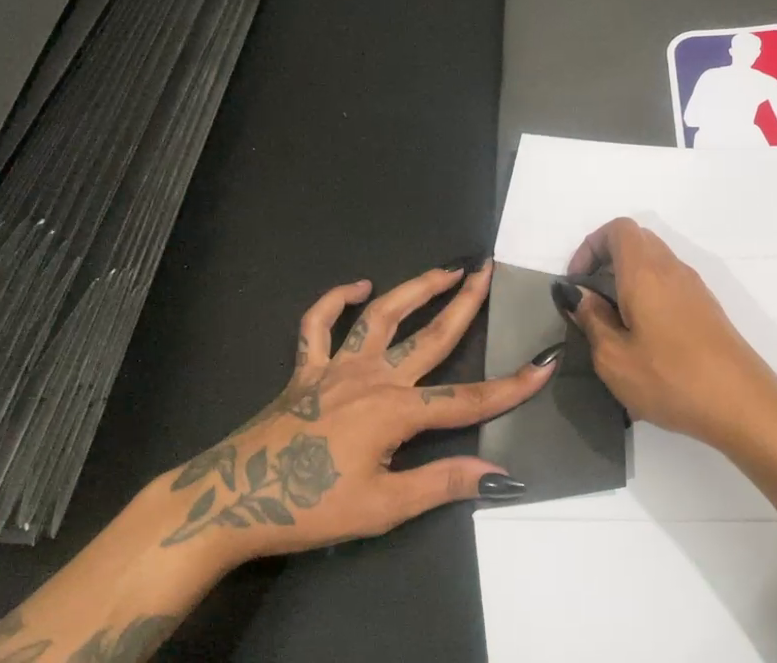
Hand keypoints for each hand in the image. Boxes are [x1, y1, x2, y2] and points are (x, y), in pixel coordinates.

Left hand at [155, 260, 556, 560]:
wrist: (231, 498)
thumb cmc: (309, 506)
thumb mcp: (383, 507)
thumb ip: (442, 483)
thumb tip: (501, 474)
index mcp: (396, 411)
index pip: (467, 399)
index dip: (511, 386)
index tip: (545, 365)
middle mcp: (372, 377)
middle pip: (430, 334)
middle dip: (465, 302)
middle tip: (488, 270)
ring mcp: (336, 368)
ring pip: (382, 315)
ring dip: (415, 287)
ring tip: (445, 268)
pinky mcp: (305, 370)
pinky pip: (317, 325)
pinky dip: (335, 300)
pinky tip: (357, 286)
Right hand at [559, 217, 776, 451]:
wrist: (741, 403)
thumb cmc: (671, 378)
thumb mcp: (614, 358)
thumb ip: (592, 320)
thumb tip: (579, 295)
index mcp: (645, 271)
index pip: (618, 229)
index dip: (590, 246)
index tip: (577, 282)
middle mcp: (672, 269)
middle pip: (637, 241)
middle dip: (607, 260)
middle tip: (591, 299)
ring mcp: (694, 288)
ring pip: (655, 263)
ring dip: (629, 280)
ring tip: (615, 323)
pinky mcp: (707, 309)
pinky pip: (671, 285)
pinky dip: (650, 295)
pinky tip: (645, 339)